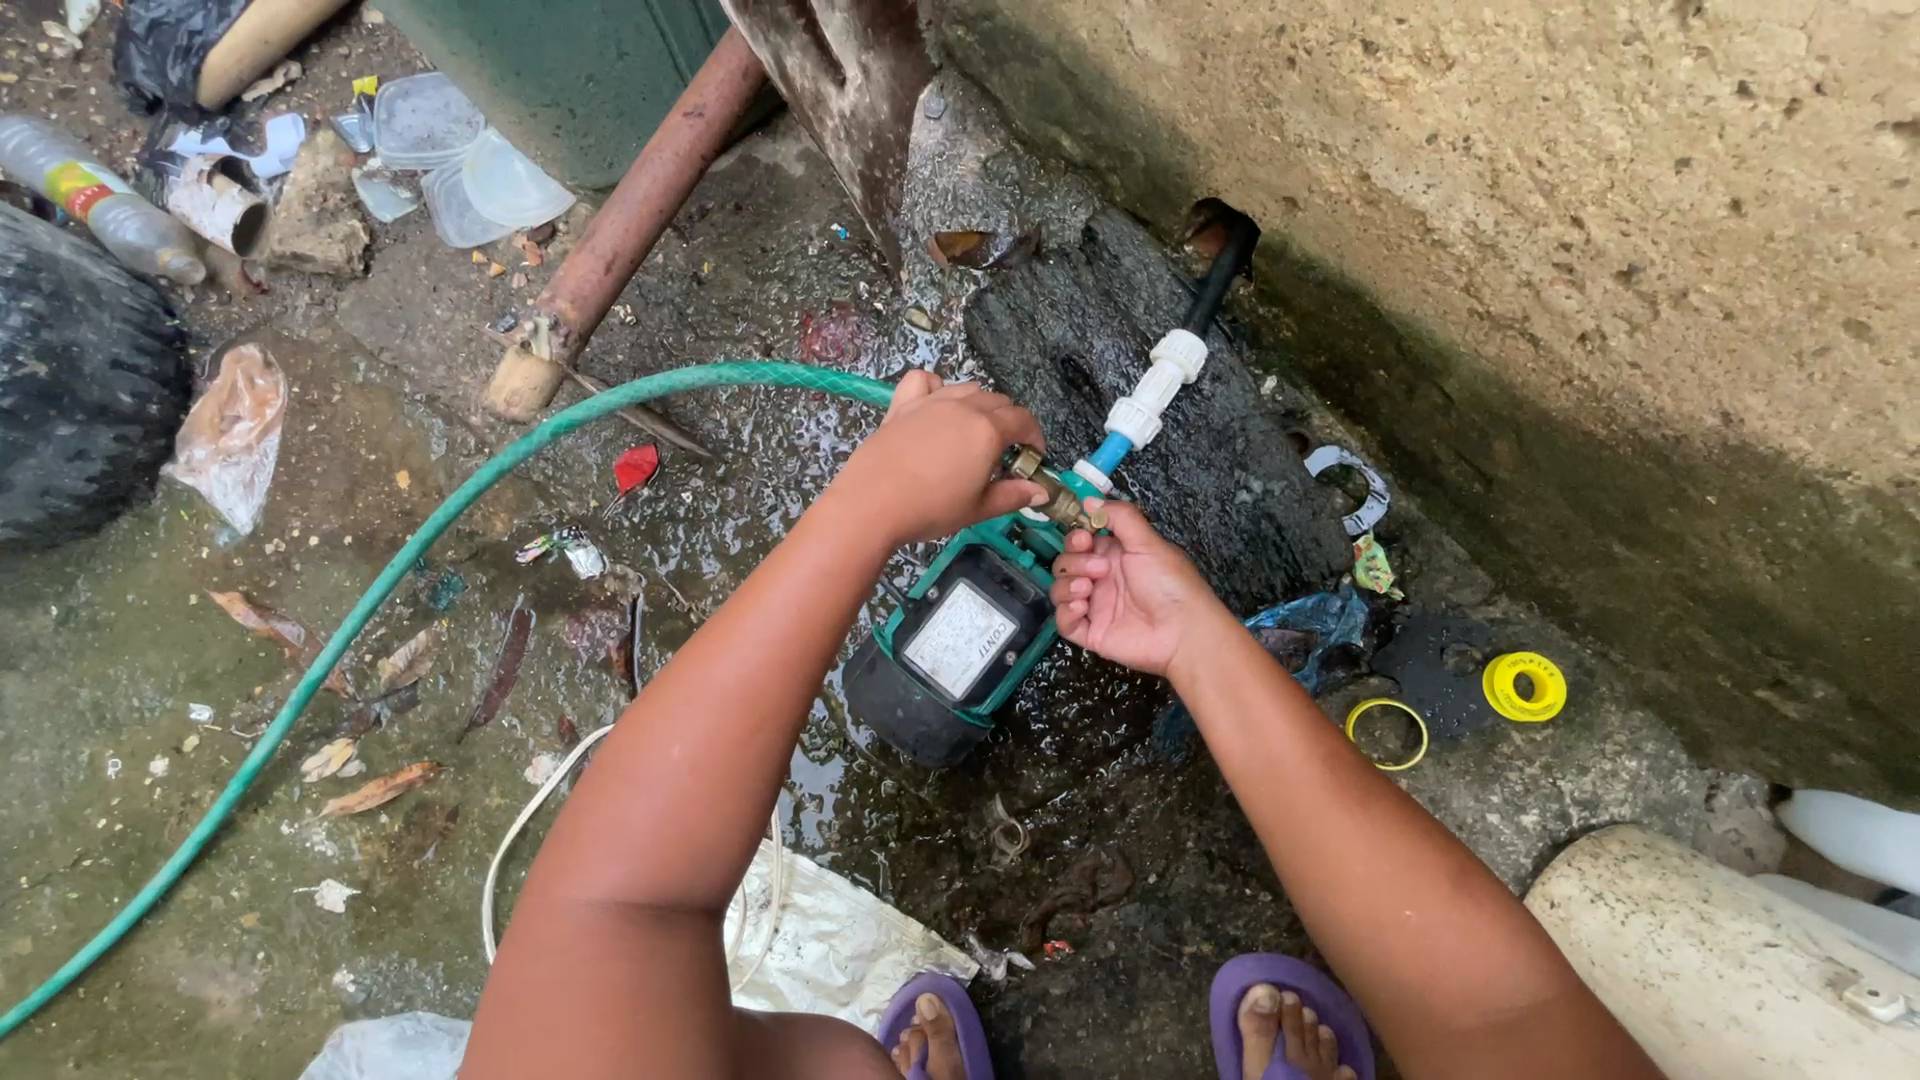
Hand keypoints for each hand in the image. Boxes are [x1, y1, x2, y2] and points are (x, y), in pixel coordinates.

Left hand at [828, 371, 1047, 545]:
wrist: (872, 503)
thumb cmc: (931, 509)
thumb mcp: (978, 508)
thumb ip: (1012, 496)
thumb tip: (1041, 492)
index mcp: (987, 430)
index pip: (1023, 420)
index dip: (1035, 437)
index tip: (1034, 456)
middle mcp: (963, 407)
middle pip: (998, 401)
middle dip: (1010, 422)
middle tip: (1005, 451)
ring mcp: (931, 401)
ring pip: (967, 388)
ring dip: (979, 405)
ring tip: (974, 431)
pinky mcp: (902, 405)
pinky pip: (924, 380)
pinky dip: (935, 386)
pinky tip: (936, 406)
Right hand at [1050, 499, 1233, 676]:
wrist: (1184, 632)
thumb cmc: (1170, 584)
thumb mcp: (1148, 543)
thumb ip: (1120, 517)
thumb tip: (1089, 499)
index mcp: (1115, 556)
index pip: (1081, 542)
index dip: (1076, 538)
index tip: (1084, 539)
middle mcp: (1102, 579)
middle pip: (1066, 564)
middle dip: (1074, 562)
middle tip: (1100, 569)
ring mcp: (1096, 607)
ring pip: (1061, 591)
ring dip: (1067, 586)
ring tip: (1087, 590)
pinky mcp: (1092, 633)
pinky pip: (1065, 623)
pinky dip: (1066, 613)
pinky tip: (1082, 607)